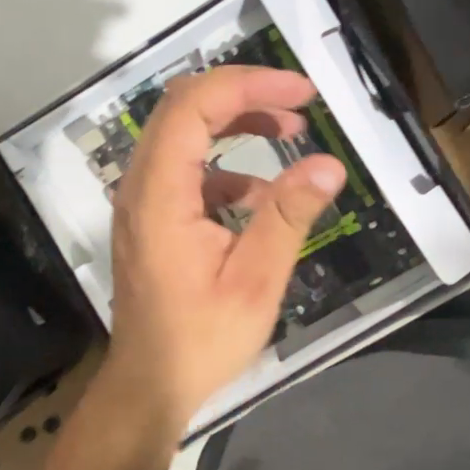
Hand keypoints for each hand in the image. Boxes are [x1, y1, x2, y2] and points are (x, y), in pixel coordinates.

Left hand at [95, 66, 346, 430]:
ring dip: (234, 125)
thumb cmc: (200, 339)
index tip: (303, 93)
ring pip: (182, 135)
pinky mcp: (150, 221)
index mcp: (160, 194)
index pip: (194, 106)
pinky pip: (184, 172)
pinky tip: (260, 197)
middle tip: (299, 106)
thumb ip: (287, 216)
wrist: (150, 384)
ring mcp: (141, 203)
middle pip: (183, 109)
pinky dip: (224, 167)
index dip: (249, 85)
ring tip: (289, 134)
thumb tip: (328, 165)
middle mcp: (141, 187)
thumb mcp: (255, 282)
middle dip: (244, 95)